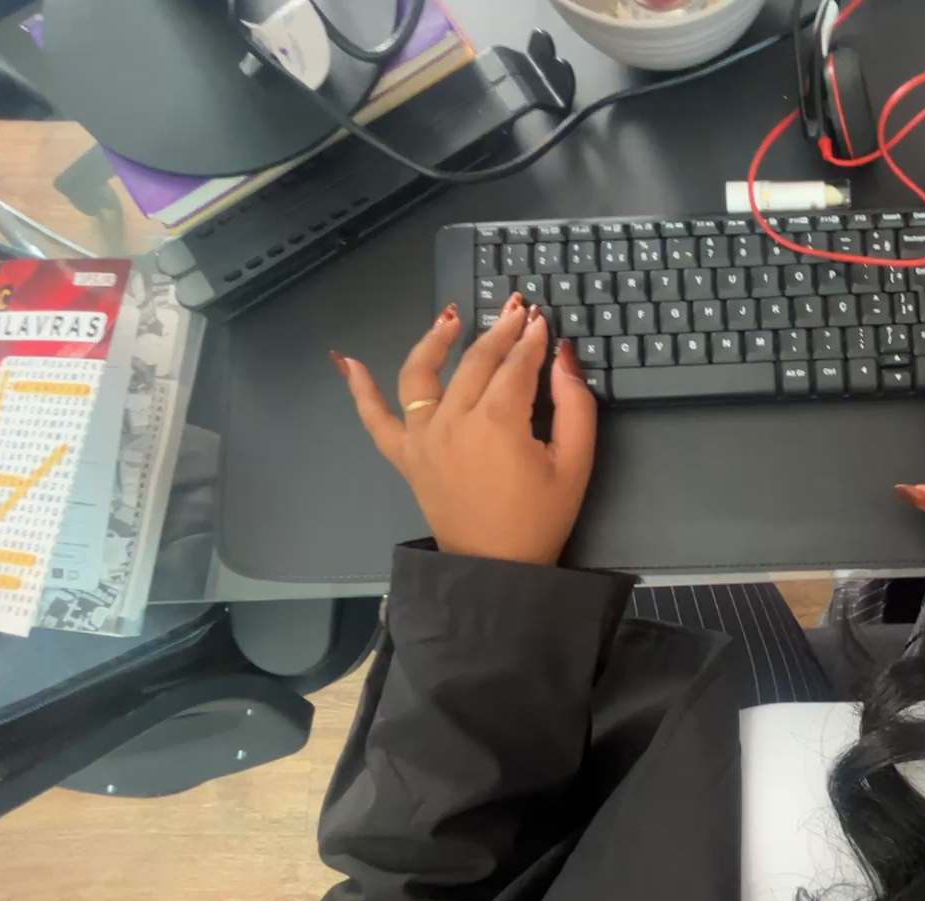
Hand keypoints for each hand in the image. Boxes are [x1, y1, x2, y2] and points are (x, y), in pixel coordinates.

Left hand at [332, 296, 596, 564]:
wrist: (499, 568)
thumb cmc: (542, 518)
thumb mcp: (576, 463)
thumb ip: (576, 406)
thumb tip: (564, 357)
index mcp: (499, 422)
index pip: (517, 364)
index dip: (532, 339)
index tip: (541, 319)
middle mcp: (453, 419)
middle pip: (476, 362)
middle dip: (499, 331)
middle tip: (515, 308)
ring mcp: (422, 437)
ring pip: (421, 374)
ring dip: (435, 340)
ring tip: (451, 318)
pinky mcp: (405, 456)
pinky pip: (376, 419)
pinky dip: (360, 390)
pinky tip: (348, 362)